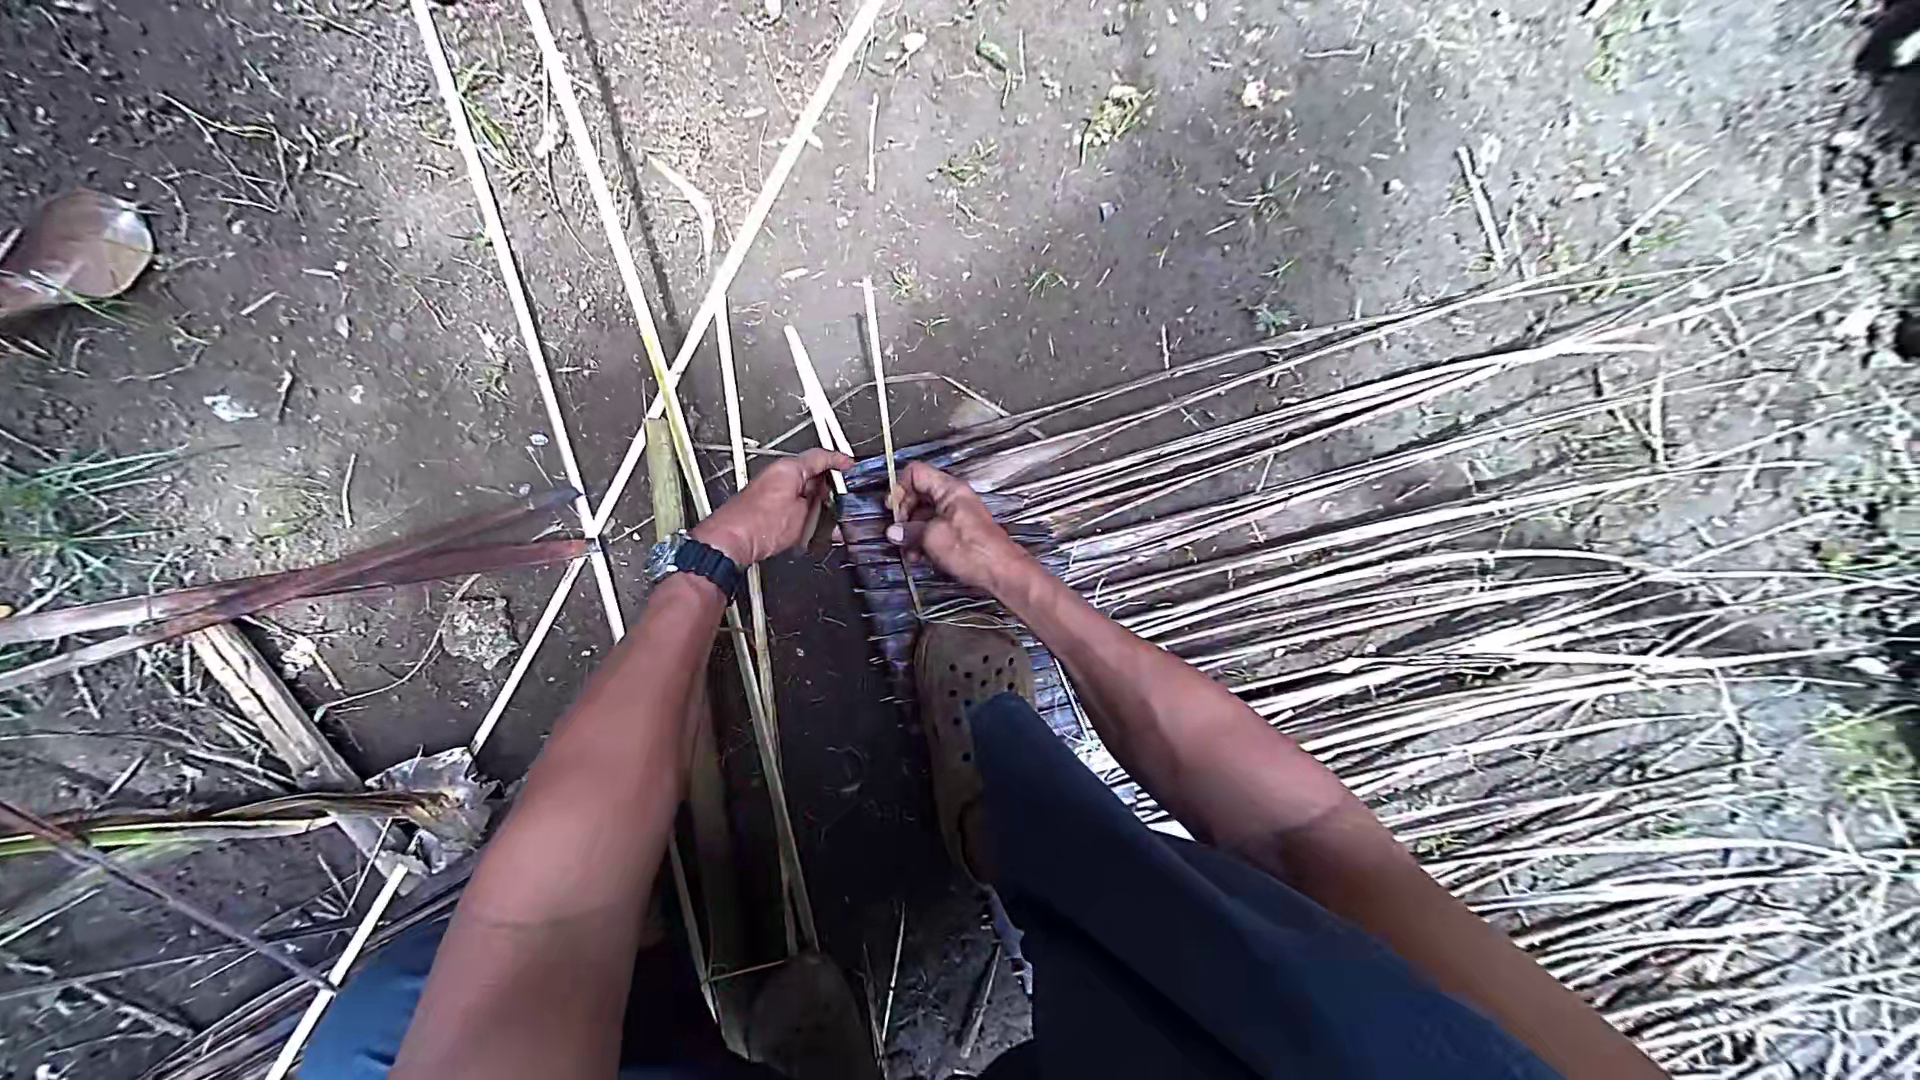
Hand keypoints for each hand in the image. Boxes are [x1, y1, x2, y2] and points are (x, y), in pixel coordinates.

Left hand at [693, 448, 852, 565]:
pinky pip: (788, 499)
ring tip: (820, 520)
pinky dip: (799, 509)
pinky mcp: (762, 501)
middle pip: (810, 472)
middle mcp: (776, 473)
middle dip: (826, 486)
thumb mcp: (805, 516)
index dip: (840, 461)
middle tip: (838, 499)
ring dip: (812, 501)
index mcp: (789, 468)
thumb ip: (819, 503)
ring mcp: (768, 486)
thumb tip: (824, 498)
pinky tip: (802, 527)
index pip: (821, 456)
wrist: (730, 541)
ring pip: (799, 488)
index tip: (849, 466)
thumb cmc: (759, 527)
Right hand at [885, 461, 1035, 592]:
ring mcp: (956, 516)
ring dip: (912, 533)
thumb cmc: (975, 551)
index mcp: (949, 490)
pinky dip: (923, 542)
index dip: (900, 488)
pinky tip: (920, 556)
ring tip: (909, 550)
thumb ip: (909, 531)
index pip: (915, 473)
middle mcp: (953, 499)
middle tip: (899, 532)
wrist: (1000, 573)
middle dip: (904, 515)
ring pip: (924, 516)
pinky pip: (933, 531)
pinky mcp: (958, 534)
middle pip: (917, 495)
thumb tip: (895, 531)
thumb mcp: (932, 537)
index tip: (893, 509)